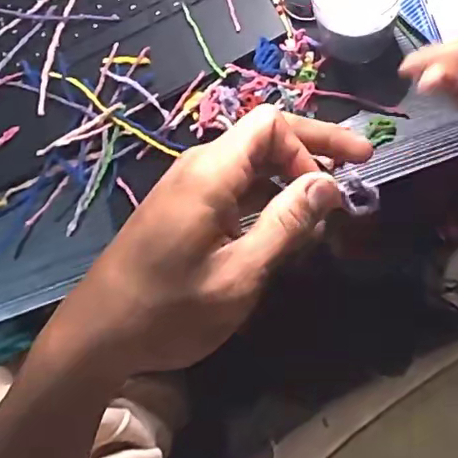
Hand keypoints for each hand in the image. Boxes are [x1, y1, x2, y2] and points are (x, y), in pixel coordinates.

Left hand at [39, 105, 372, 382]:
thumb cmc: (168, 309)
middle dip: (314, 144)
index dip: (308, 145)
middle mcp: (201, 164)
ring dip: (292, 173)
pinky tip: (287, 222)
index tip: (328, 189)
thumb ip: (286, 223)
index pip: (271, 123)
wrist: (96, 334)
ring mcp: (191, 182)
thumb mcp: (239, 274)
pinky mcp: (187, 203)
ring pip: (253, 159)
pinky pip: (237, 182)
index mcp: (211, 170)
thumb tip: (328, 182)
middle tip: (361, 159)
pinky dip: (269, 193)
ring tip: (327, 201)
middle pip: (265, 133)